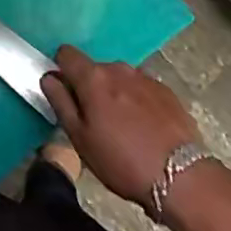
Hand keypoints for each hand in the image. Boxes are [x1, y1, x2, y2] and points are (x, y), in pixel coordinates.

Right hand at [40, 45, 200, 204]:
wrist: (181, 177)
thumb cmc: (121, 161)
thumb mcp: (80, 138)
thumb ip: (60, 102)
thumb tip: (49, 78)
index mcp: (93, 77)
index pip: (66, 53)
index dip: (60, 69)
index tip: (64, 92)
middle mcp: (119, 68)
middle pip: (94, 68)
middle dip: (89, 87)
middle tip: (93, 121)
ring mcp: (146, 77)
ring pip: (119, 79)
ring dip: (114, 94)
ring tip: (122, 128)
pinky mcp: (167, 91)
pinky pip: (141, 89)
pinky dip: (136, 101)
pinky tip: (144, 129)